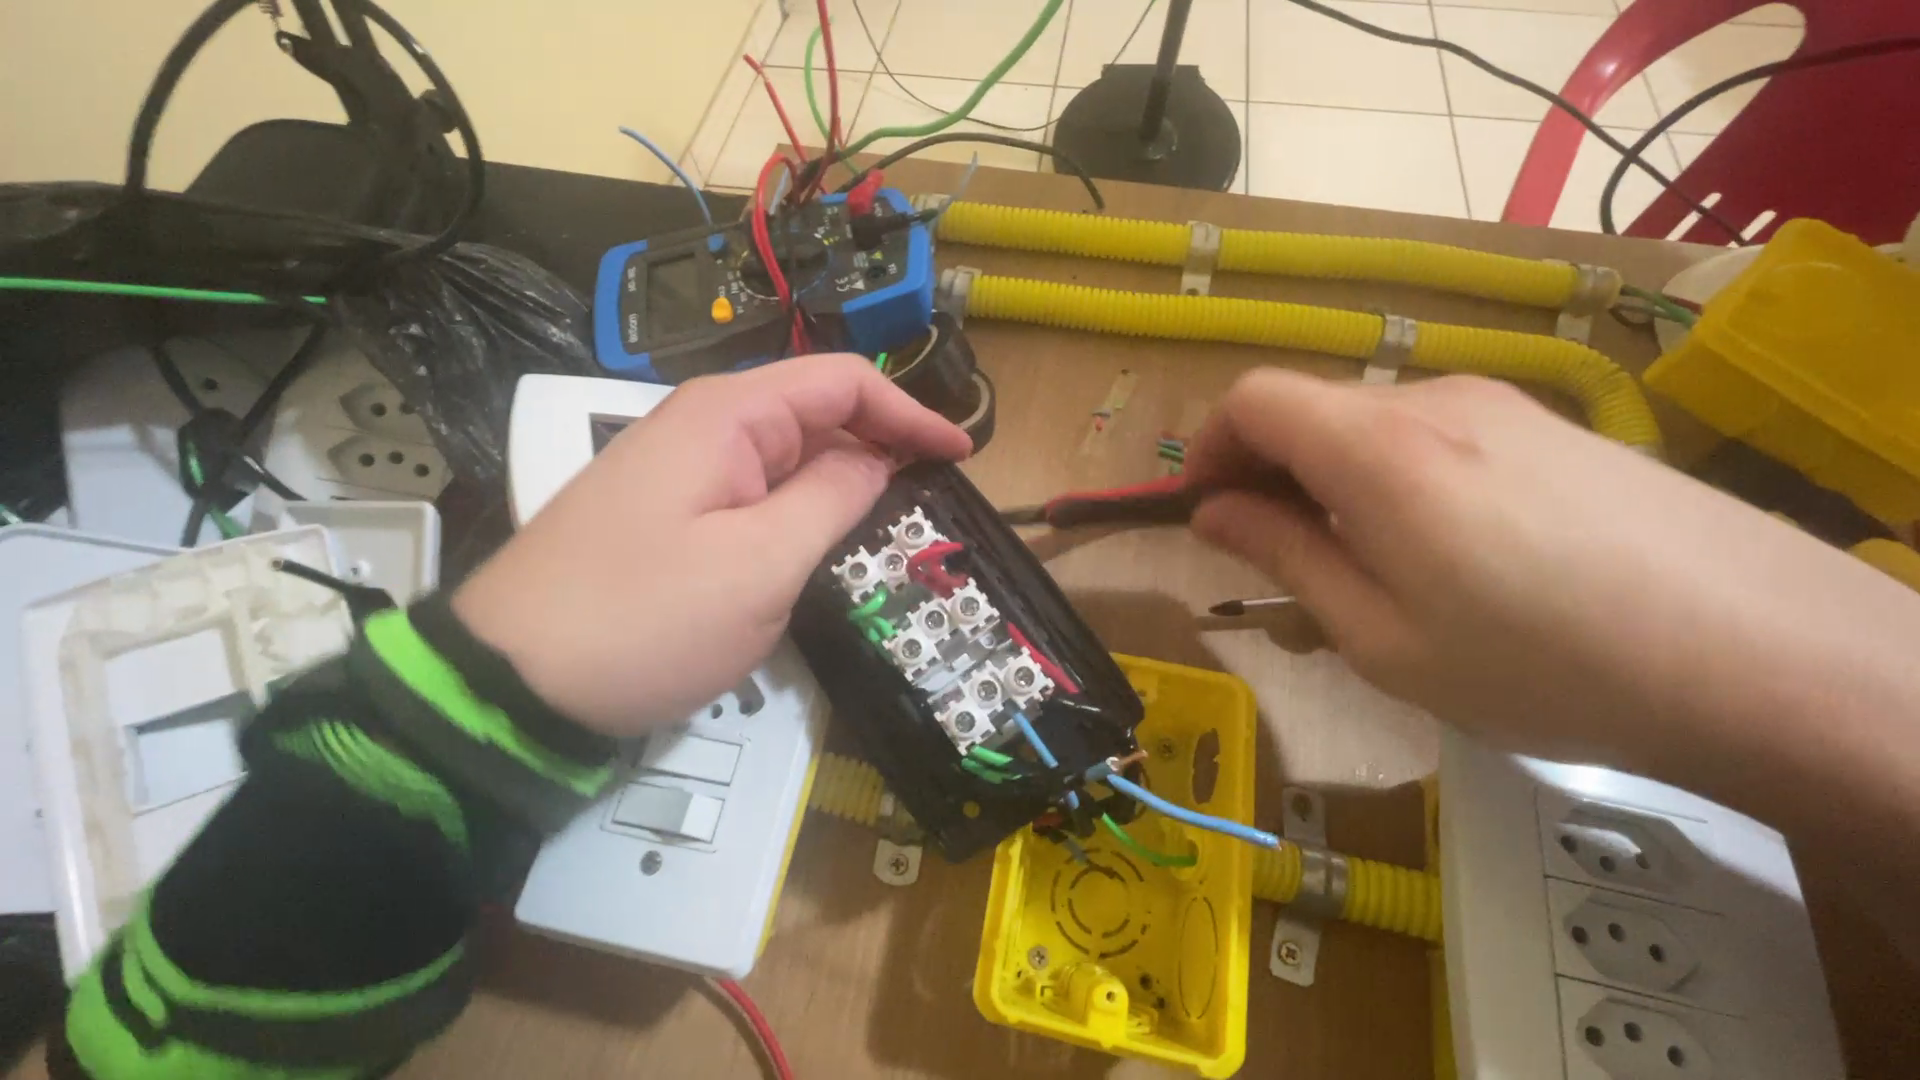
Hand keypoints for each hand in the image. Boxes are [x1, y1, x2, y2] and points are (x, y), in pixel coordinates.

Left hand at [452, 355, 972, 735]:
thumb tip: (874, 460)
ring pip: (786, 455)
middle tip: (934, 492)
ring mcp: (681, 468)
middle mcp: (704, 424)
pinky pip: (755, 491)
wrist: (515, 682)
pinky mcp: (670, 511)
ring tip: (893, 517)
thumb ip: (831, 498)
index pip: (843, 382)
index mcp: (729, 415)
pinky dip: (803, 506)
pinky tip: (824, 539)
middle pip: (815, 412)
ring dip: (844, 478)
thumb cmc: (646, 619)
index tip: (960, 452)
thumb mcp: (761, 563)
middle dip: (881, 442)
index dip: (910, 412)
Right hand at [1185, 370, 1919, 792]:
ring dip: (1330, 479)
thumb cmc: (1541, 667)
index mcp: (1377, 449)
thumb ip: (1286, 557)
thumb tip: (1213, 513)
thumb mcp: (1381, 636)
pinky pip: (1435, 436)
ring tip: (1360, 568)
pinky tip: (1441, 553)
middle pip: (1311, 409)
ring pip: (1372, 424)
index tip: (1205, 511)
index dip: (1210, 446)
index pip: (1254, 398)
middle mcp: (1433, 403)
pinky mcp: (1553, 426)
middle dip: (1268, 471)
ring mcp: (1503, 406)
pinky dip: (1393, 477)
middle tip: (1276, 558)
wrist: (1775, 662)